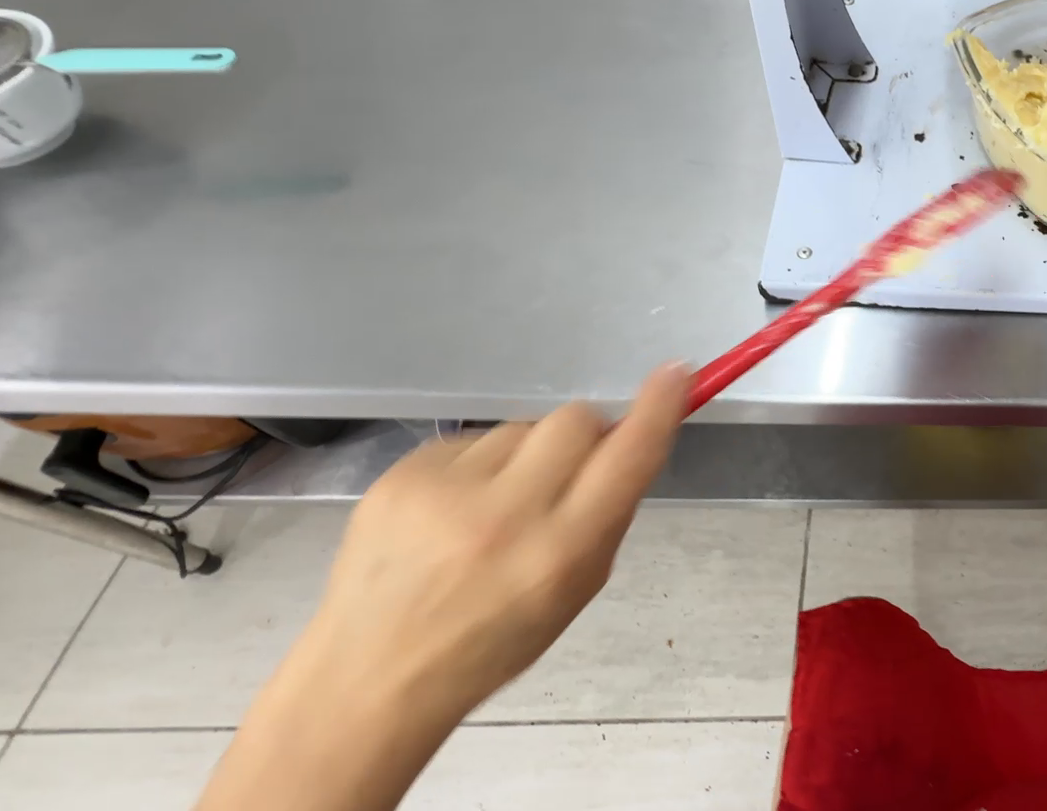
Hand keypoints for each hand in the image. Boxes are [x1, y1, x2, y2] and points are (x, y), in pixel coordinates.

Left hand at [196, 364, 689, 810]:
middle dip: (583, 437)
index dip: (656, 410)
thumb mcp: (578, 588)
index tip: (675, 371)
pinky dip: (476, 466)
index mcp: (563, 551)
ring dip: (525, 456)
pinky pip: (470, 440)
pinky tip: (452, 510)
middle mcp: (509, 513)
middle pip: (576, 420)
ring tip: (492, 507)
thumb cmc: (496, 639)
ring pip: (522, 427)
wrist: (371, 676)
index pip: (627, 457)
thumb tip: (626, 439)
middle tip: (563, 475)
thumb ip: (607, 512)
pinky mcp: (402, 474)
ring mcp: (448, 490)